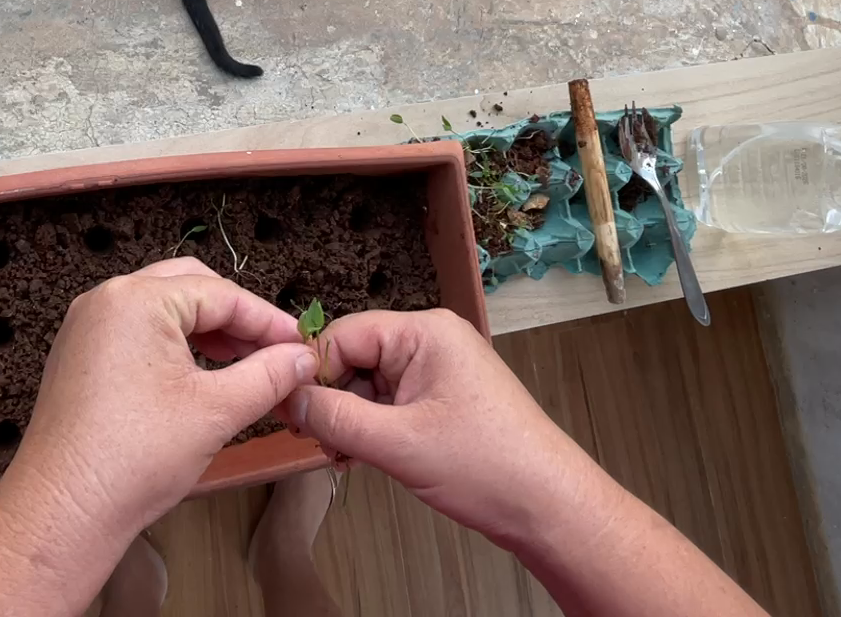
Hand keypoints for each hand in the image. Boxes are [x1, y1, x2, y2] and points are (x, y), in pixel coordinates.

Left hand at [0, 257, 316, 554]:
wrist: (60, 517)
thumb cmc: (136, 458)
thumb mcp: (216, 411)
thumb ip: (268, 375)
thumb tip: (304, 357)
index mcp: (137, 298)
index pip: (220, 294)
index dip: (267, 320)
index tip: (301, 345)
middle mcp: (107, 297)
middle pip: (190, 286)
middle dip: (235, 317)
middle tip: (272, 350)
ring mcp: (87, 323)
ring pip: (163, 306)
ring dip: (206, 329)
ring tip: (242, 363)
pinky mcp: (79, 352)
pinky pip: (138, 328)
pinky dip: (174, 342)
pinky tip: (198, 374)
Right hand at [283, 308, 583, 548]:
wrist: (551, 510)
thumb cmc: (490, 467)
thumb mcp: (399, 443)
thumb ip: (337, 418)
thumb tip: (289, 400)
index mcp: (424, 332)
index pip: (346, 334)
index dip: (314, 371)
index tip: (291, 408)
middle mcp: (430, 341)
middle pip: (356, 356)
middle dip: (333, 399)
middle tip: (319, 440)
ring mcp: (437, 369)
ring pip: (370, 382)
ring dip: (350, 418)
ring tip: (342, 455)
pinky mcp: (440, 397)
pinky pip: (389, 400)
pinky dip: (371, 426)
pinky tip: (360, 454)